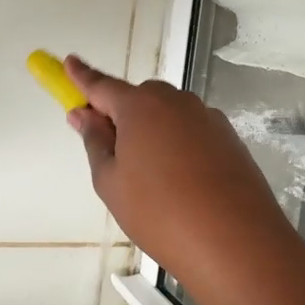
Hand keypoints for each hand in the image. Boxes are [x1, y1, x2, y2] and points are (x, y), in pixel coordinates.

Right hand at [63, 56, 298, 289]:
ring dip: (153, 133)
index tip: (69, 62)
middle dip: (122, 115)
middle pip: (140, 99)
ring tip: (152, 181)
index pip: (102, 85)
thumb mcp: (111, 182)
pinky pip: (192, 132)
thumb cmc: (160, 213)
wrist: (236, 242)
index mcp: (141, 106)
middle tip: (112, 153)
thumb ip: (95, 141)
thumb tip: (83, 113)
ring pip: (168, 116)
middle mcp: (176, 102)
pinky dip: (179, 146)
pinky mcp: (230, 139)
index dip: (81, 76)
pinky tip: (182, 184)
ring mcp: (207, 118)